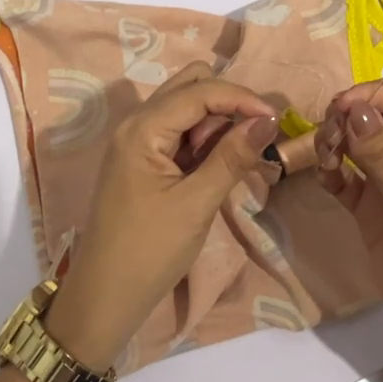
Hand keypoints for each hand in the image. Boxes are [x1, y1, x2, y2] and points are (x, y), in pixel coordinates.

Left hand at [43, 62, 278, 369]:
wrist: (106, 295)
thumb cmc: (150, 250)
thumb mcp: (196, 204)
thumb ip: (231, 157)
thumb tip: (267, 121)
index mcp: (142, 128)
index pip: (198, 90)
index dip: (240, 98)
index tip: (276, 118)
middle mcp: (136, 123)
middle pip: (188, 86)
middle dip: (225, 103)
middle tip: (250, 139)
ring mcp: (137, 140)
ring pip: (184, 106)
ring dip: (215, 121)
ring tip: (235, 157)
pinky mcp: (142, 158)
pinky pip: (178, 130)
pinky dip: (202, 138)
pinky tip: (217, 164)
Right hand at [316, 76, 382, 381]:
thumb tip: (353, 106)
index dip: (368, 96)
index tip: (336, 112)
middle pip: (375, 118)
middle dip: (346, 118)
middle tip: (325, 141)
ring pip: (357, 147)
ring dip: (335, 144)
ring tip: (323, 162)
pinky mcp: (375, 218)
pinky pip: (348, 181)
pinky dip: (333, 174)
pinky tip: (325, 178)